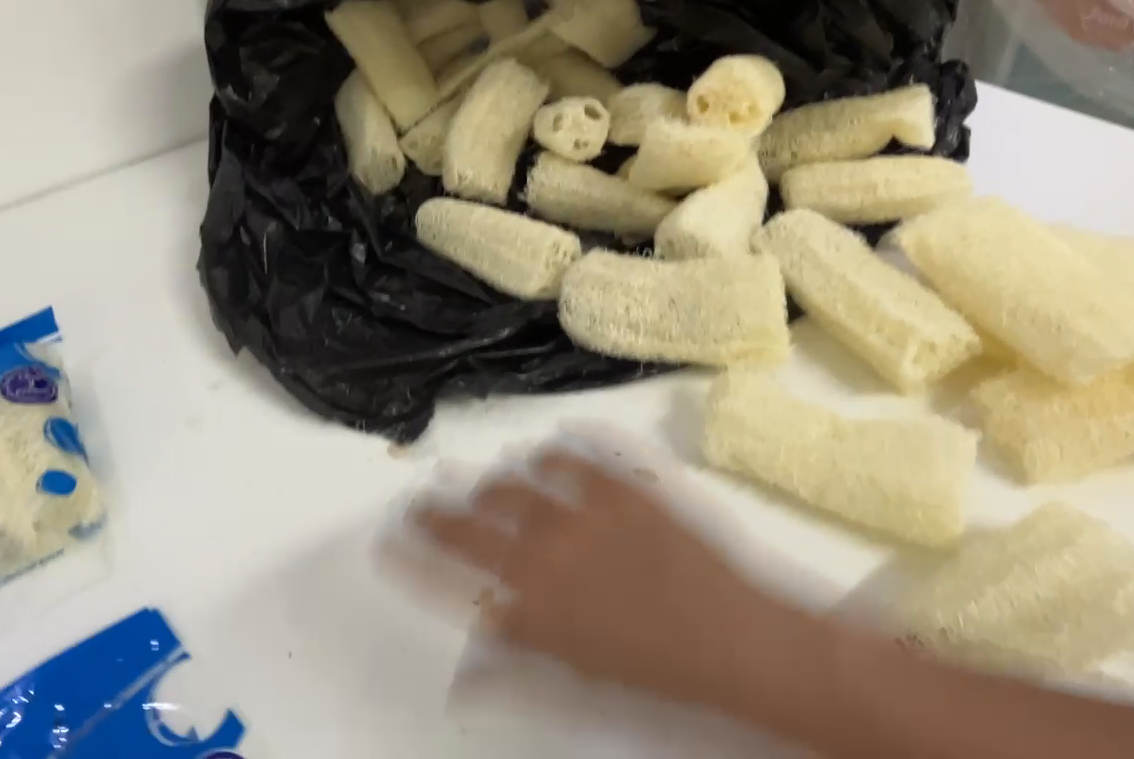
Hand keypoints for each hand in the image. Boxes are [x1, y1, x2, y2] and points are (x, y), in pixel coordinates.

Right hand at [409, 447, 822, 715]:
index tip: (388, 538)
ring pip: (520, 473)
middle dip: (438, 505)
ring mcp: (589, 505)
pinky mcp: (629, 482)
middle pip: (474, 511)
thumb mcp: (578, 686)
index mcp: (530, 597)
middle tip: (425, 499)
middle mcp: (550, 542)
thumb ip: (514, 669)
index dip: (409, 550)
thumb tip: (465, 681)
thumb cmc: (666, 679)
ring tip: (491, 479)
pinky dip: (559, 447)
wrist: (746, 647)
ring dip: (498, 476)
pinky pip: (581, 447)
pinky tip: (553, 450)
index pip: (447, 565)